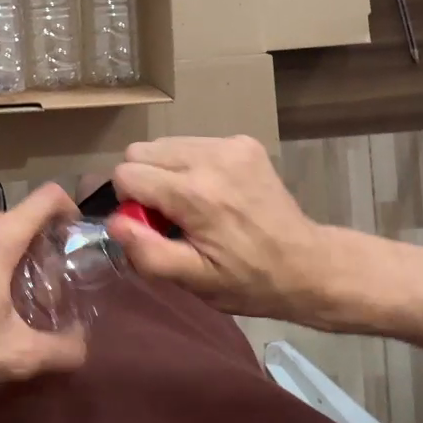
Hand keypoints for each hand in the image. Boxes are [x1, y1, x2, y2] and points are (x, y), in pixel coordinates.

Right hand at [106, 135, 386, 329]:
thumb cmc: (247, 281)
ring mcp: (229, 144)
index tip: (152, 226)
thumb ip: (149, 253)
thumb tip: (113, 221)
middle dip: (144, 181)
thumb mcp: (195, 281)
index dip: (130, 203)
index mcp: (195, 194)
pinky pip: (191, 143)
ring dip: (165, 171)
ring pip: (164, 144)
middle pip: (141, 151)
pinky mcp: (242, 141)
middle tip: (170, 216)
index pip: (127, 173)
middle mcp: (210, 158)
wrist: (308, 265)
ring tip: (192, 204)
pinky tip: (212, 192)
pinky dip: (189, 164)